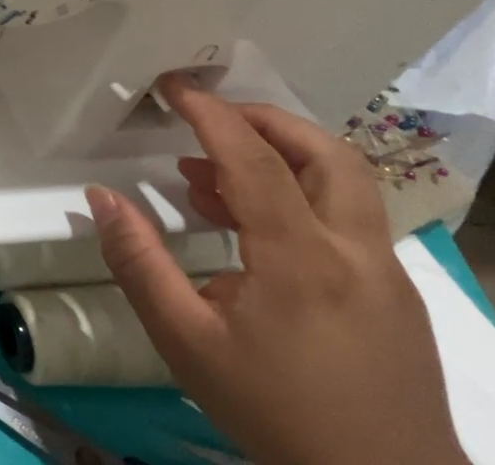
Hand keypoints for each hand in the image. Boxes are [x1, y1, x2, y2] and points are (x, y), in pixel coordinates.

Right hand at [87, 74, 467, 464]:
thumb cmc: (273, 408)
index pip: (256, 161)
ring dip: (280, 158)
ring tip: (203, 175)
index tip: (172, 85)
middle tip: (207, 114)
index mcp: (302, 258)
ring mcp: (385, 274)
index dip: (211, 115)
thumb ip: (139, 262)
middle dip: (267, 120)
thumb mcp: (185, 339)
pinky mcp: (394, 296)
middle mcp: (356, 253)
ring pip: (346, 186)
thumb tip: (100, 197)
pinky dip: (296, 198)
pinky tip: (245, 227)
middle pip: (328, 156)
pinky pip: (346, 221)